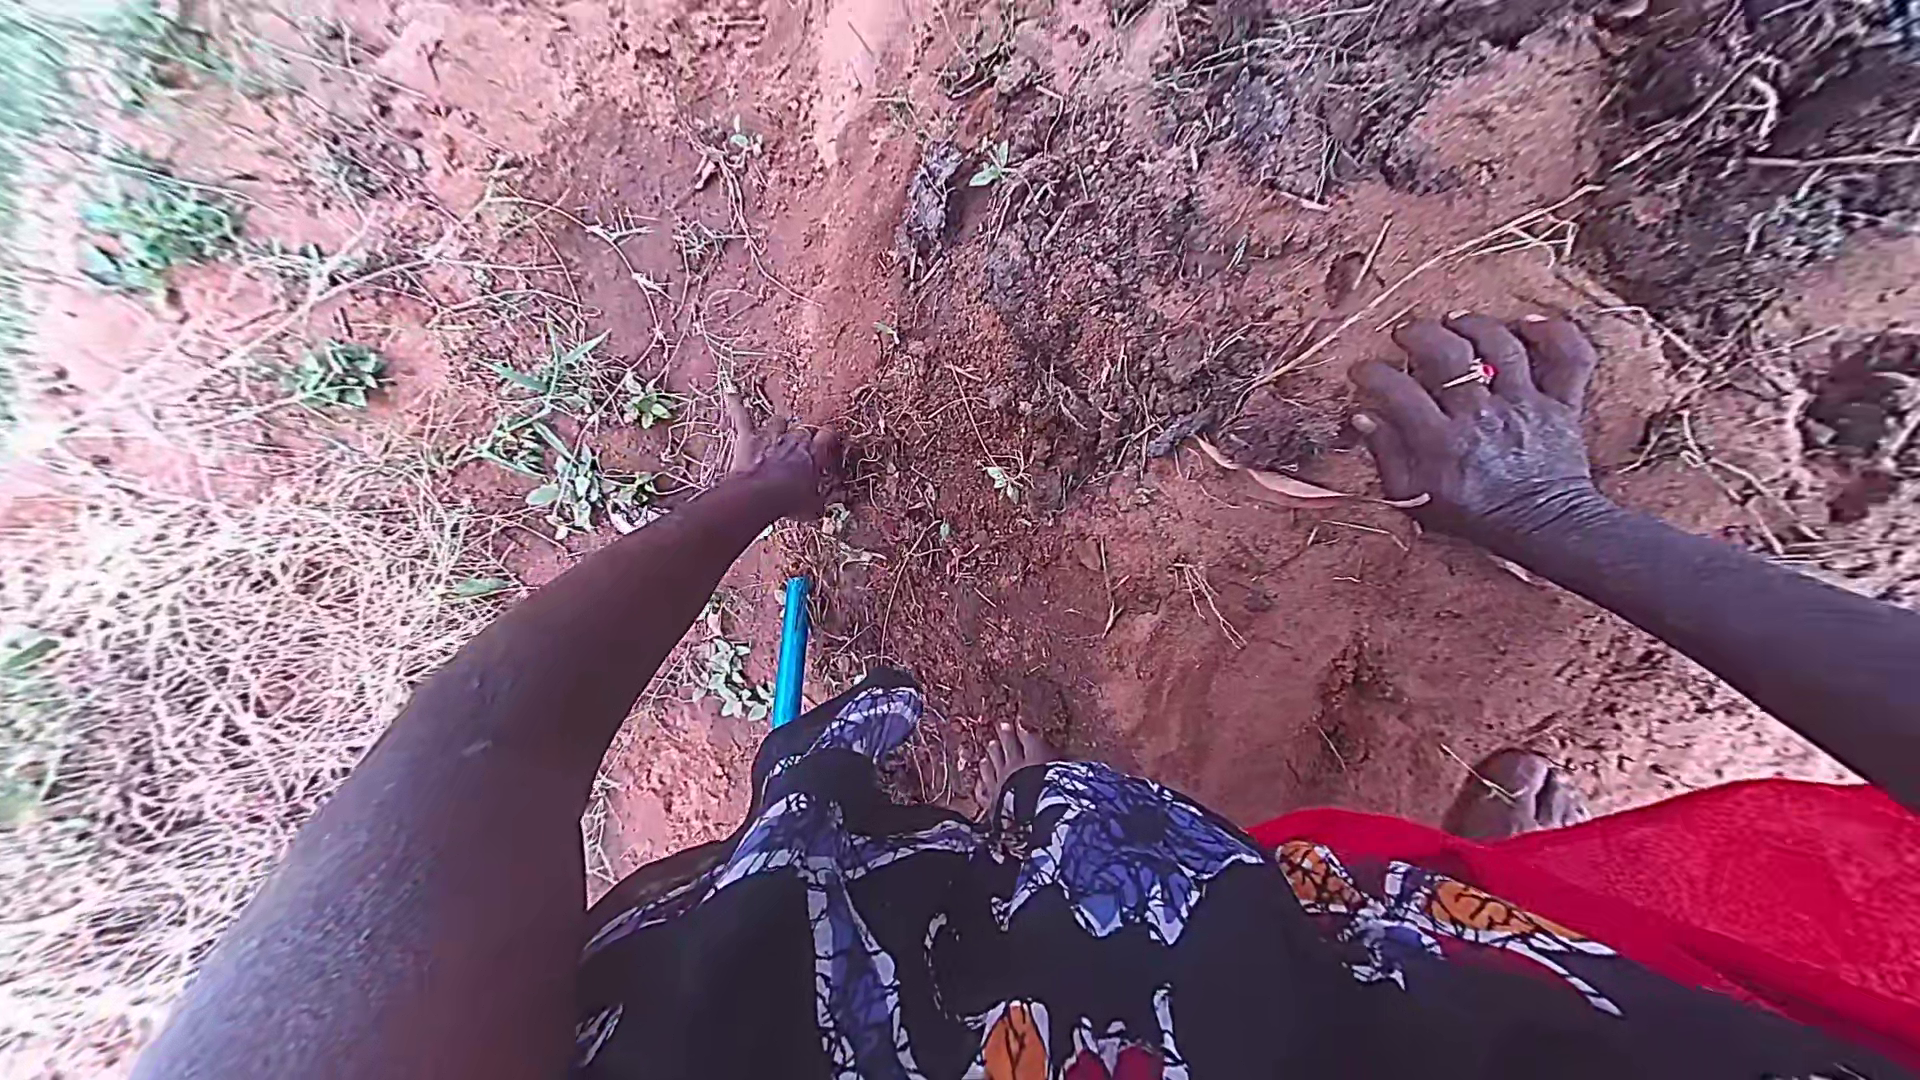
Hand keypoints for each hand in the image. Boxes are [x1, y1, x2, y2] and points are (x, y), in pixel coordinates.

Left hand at [724, 394, 841, 520]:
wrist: (761, 496)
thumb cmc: (790, 501)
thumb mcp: (814, 506)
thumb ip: (822, 500)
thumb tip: (831, 503)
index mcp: (814, 453)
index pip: (828, 436)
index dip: (828, 439)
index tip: (828, 444)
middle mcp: (795, 439)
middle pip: (803, 429)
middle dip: (802, 436)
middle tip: (801, 447)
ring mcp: (771, 436)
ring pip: (778, 420)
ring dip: (778, 426)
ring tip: (777, 431)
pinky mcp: (749, 438)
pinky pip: (742, 416)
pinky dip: (737, 405)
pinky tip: (732, 394)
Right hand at [1350, 313, 1611, 553]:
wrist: (1539, 526)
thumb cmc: (1466, 513)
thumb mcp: (1408, 493)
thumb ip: (1385, 452)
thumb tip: (1362, 415)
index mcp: (1439, 440)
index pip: (1397, 392)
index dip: (1373, 374)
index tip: (1360, 370)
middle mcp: (1480, 415)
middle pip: (1449, 356)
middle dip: (1421, 336)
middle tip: (1405, 332)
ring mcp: (1524, 406)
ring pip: (1501, 347)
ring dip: (1474, 325)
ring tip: (1454, 320)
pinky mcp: (1561, 405)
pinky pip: (1569, 359)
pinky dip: (1554, 333)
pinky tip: (1528, 322)